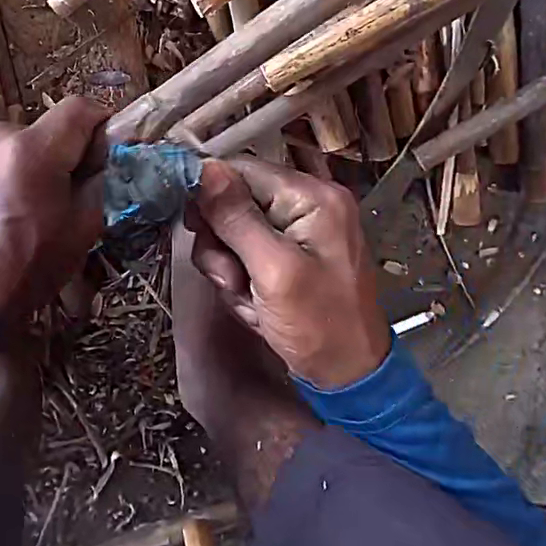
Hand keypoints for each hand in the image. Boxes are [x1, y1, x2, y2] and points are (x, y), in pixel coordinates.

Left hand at [0, 97, 108, 316]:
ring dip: (29, 168)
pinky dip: (2, 177)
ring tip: (24, 214)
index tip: (100, 162)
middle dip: (62, 157)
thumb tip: (102, 165)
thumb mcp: (79, 233)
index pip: (81, 108)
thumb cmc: (17, 272)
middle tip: (63, 200)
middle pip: (46, 130)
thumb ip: (99, 186)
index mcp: (32, 149)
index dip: (100, 130)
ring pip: (17, 146)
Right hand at [188, 157, 389, 389]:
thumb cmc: (319, 325)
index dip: (210, 195)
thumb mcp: (272, 270)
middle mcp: (305, 203)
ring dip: (226, 265)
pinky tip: (253, 300)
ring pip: (229, 228)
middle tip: (231, 277)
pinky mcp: (286, 252)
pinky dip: (237, 276)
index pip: (240, 170)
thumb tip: (205, 168)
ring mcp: (296, 229)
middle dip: (221, 241)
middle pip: (231, 199)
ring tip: (245, 295)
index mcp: (312, 197)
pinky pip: (241, 250)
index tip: (197, 229)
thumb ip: (236, 216)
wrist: (348, 378)